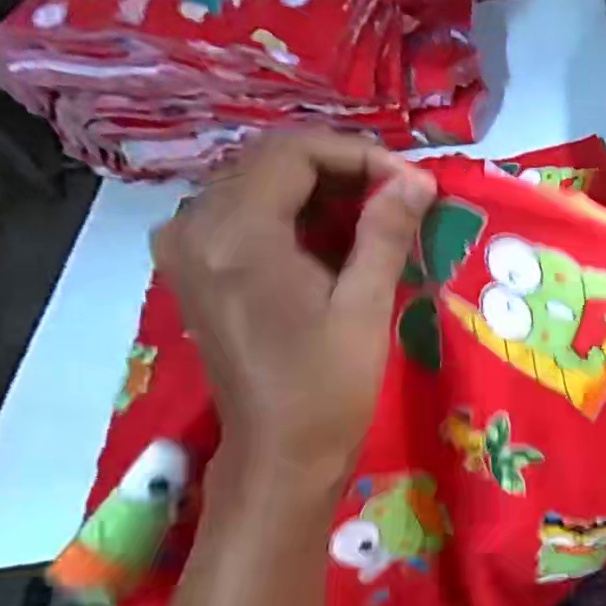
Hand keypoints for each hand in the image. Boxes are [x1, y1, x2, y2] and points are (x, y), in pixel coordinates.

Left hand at [153, 133, 436, 487]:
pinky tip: (334, 239)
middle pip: (271, 162)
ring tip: (377, 217)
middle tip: (400, 197)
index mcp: (236, 234)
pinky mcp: (194, 267)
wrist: (281, 452)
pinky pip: (244, 213)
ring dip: (320, 191)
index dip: (359, 155)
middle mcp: (195, 226)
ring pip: (258, 184)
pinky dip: (293, 214)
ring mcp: (186, 246)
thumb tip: (419, 179)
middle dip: (342, 170)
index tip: (411, 181)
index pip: (294, 153)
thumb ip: (385, 233)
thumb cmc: (328, 387)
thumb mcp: (364, 307)